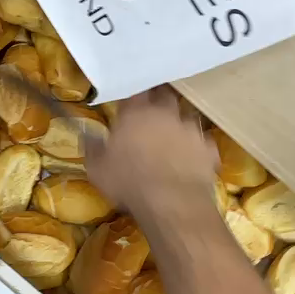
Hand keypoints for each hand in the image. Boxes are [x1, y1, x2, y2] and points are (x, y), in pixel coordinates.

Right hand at [86, 89, 224, 231]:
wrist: (170, 202)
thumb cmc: (128, 181)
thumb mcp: (97, 168)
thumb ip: (93, 146)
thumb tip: (86, 133)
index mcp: (136, 113)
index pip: (135, 91)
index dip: (133, 95)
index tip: (129, 102)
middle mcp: (166, 113)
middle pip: (165, 96)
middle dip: (159, 102)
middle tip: (151, 115)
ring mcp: (191, 130)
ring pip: (187, 117)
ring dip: (179, 125)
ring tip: (172, 139)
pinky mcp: (209, 149)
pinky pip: (203, 143)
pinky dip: (197, 148)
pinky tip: (191, 158)